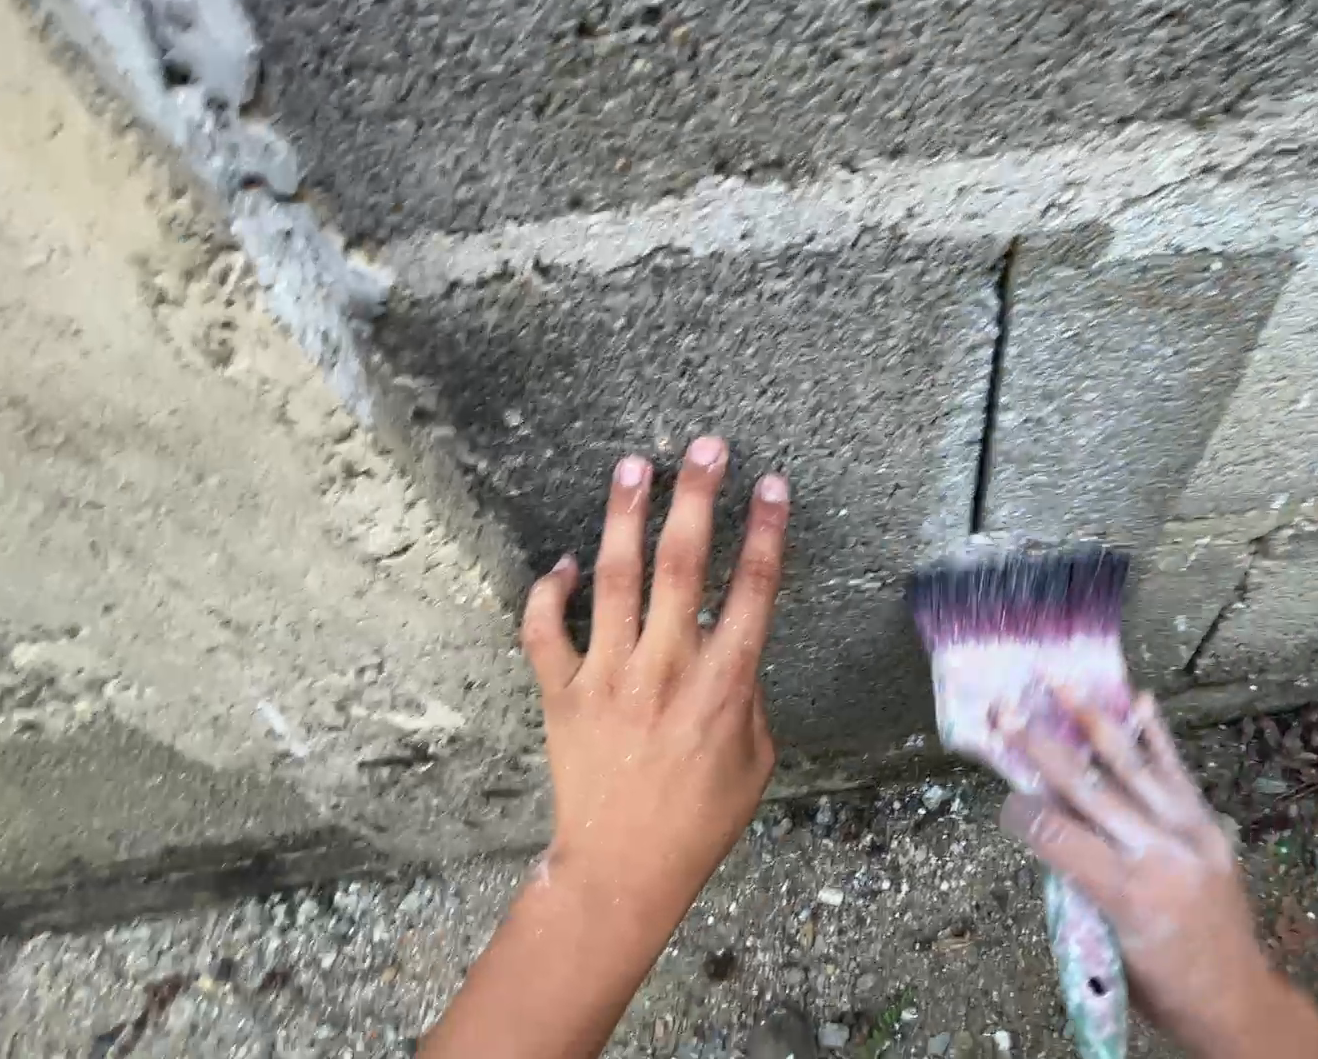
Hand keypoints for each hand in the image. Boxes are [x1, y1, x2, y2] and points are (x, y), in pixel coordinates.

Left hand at [519, 435, 789, 918]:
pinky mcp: (563, 693)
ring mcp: (608, 677)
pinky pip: (545, 630)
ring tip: (633, 467)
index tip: (772, 486)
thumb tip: (732, 644)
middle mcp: (666, 669)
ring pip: (615, 580)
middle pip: (684, 566)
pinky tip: (563, 562)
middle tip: (704, 448)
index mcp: (724, 685)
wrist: (624, 869)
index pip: (754, 590)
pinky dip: (548, 592)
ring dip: (625, 518)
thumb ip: (749, 692)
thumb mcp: (757, 756)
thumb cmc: (701, 817)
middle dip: (697, 498)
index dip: (766, 532)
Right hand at [1001, 692, 1317, 1056]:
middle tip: (1008, 710)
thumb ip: (1075, 877)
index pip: (1058, 837)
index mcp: (1129, 895)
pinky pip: (1178, 772)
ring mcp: (1192, 834)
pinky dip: (1156, 735)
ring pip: (1132, 767)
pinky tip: (1140, 699)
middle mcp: (1161, 854)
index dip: (1021, 812)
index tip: (1000, 794)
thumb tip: (1040, 818)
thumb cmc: (1160, 985)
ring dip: (1093, 720)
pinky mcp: (1210, 826)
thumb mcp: (1105, 941)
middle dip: (1041, 746)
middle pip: (1089, 788)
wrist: (1240, 1003)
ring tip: (1062, 682)